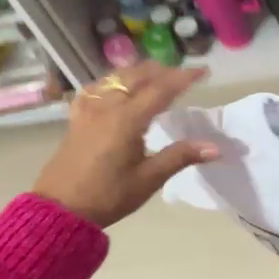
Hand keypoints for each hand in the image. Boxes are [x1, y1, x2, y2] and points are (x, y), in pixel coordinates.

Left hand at [33, 62, 217, 227]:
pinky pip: (95, 89)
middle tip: (183, 73)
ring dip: (138, 72)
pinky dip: (112, 82)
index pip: (160, 90)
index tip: (204, 71)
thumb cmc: (109, 195)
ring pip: (114, 79)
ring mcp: (88, 110)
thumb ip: (181, 157)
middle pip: (136, 76)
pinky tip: (116, 87)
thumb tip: (215, 147)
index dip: (183, 78)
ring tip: (156, 75)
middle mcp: (106, 107)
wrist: (62, 208)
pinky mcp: (77, 118)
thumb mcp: (149, 179)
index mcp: (127, 120)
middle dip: (162, 70)